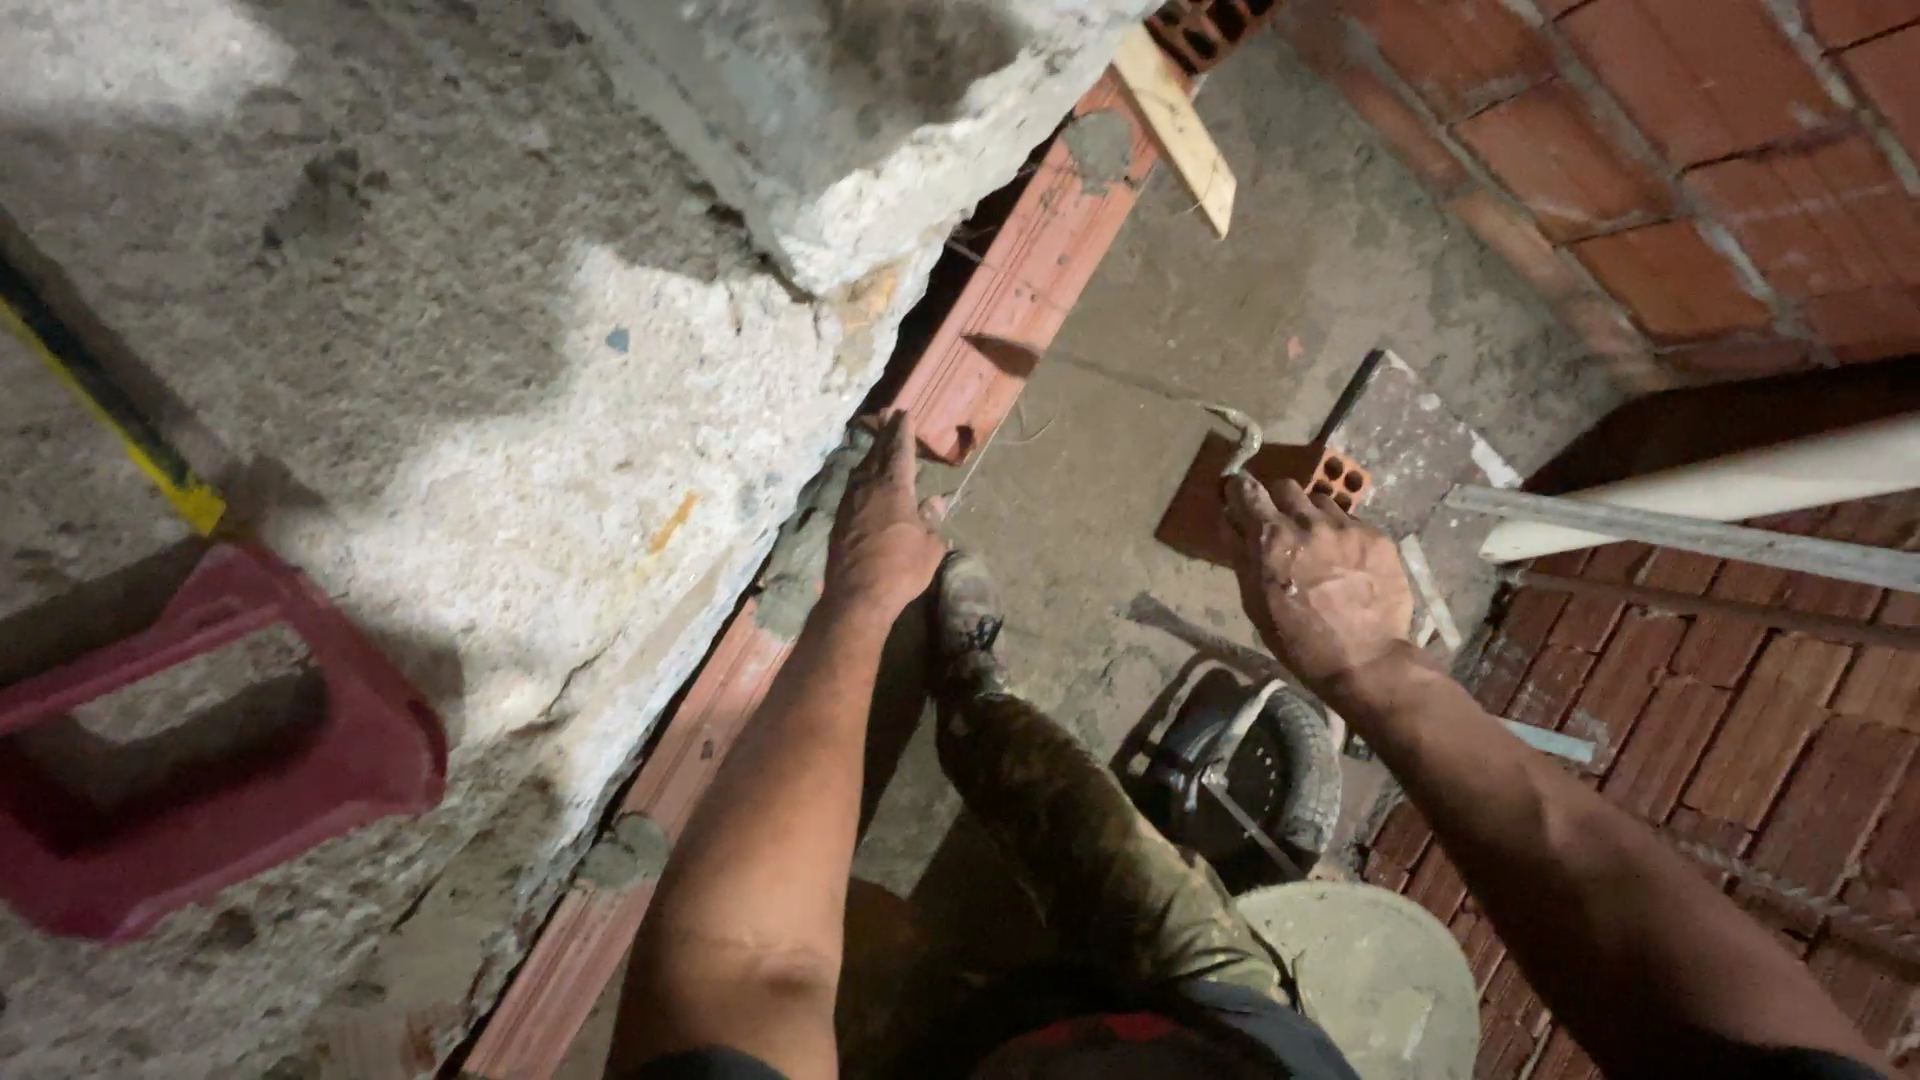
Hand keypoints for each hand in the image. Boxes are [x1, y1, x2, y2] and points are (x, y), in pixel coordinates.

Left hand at [824, 410, 947, 614]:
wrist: (857, 595)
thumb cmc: (901, 569)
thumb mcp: (929, 546)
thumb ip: (932, 520)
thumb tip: (936, 502)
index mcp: (895, 488)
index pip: (899, 450)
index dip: (903, 431)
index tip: (904, 413)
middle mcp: (869, 488)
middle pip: (877, 453)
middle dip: (885, 433)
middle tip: (888, 414)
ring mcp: (850, 503)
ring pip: (861, 469)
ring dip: (871, 454)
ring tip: (877, 445)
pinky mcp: (840, 520)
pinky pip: (852, 487)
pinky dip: (861, 476)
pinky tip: (862, 480)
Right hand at [1223, 473, 1413, 691]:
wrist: (1364, 660)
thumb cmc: (1296, 638)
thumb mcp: (1254, 601)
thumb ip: (1241, 556)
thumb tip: (1232, 524)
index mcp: (1271, 539)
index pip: (1247, 490)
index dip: (1238, 487)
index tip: (1236, 490)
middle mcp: (1308, 522)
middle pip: (1285, 486)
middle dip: (1276, 499)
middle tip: (1278, 521)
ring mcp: (1347, 527)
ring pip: (1320, 501)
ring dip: (1310, 514)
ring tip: (1315, 541)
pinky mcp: (1378, 538)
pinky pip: (1351, 522)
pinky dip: (1340, 533)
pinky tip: (1344, 560)